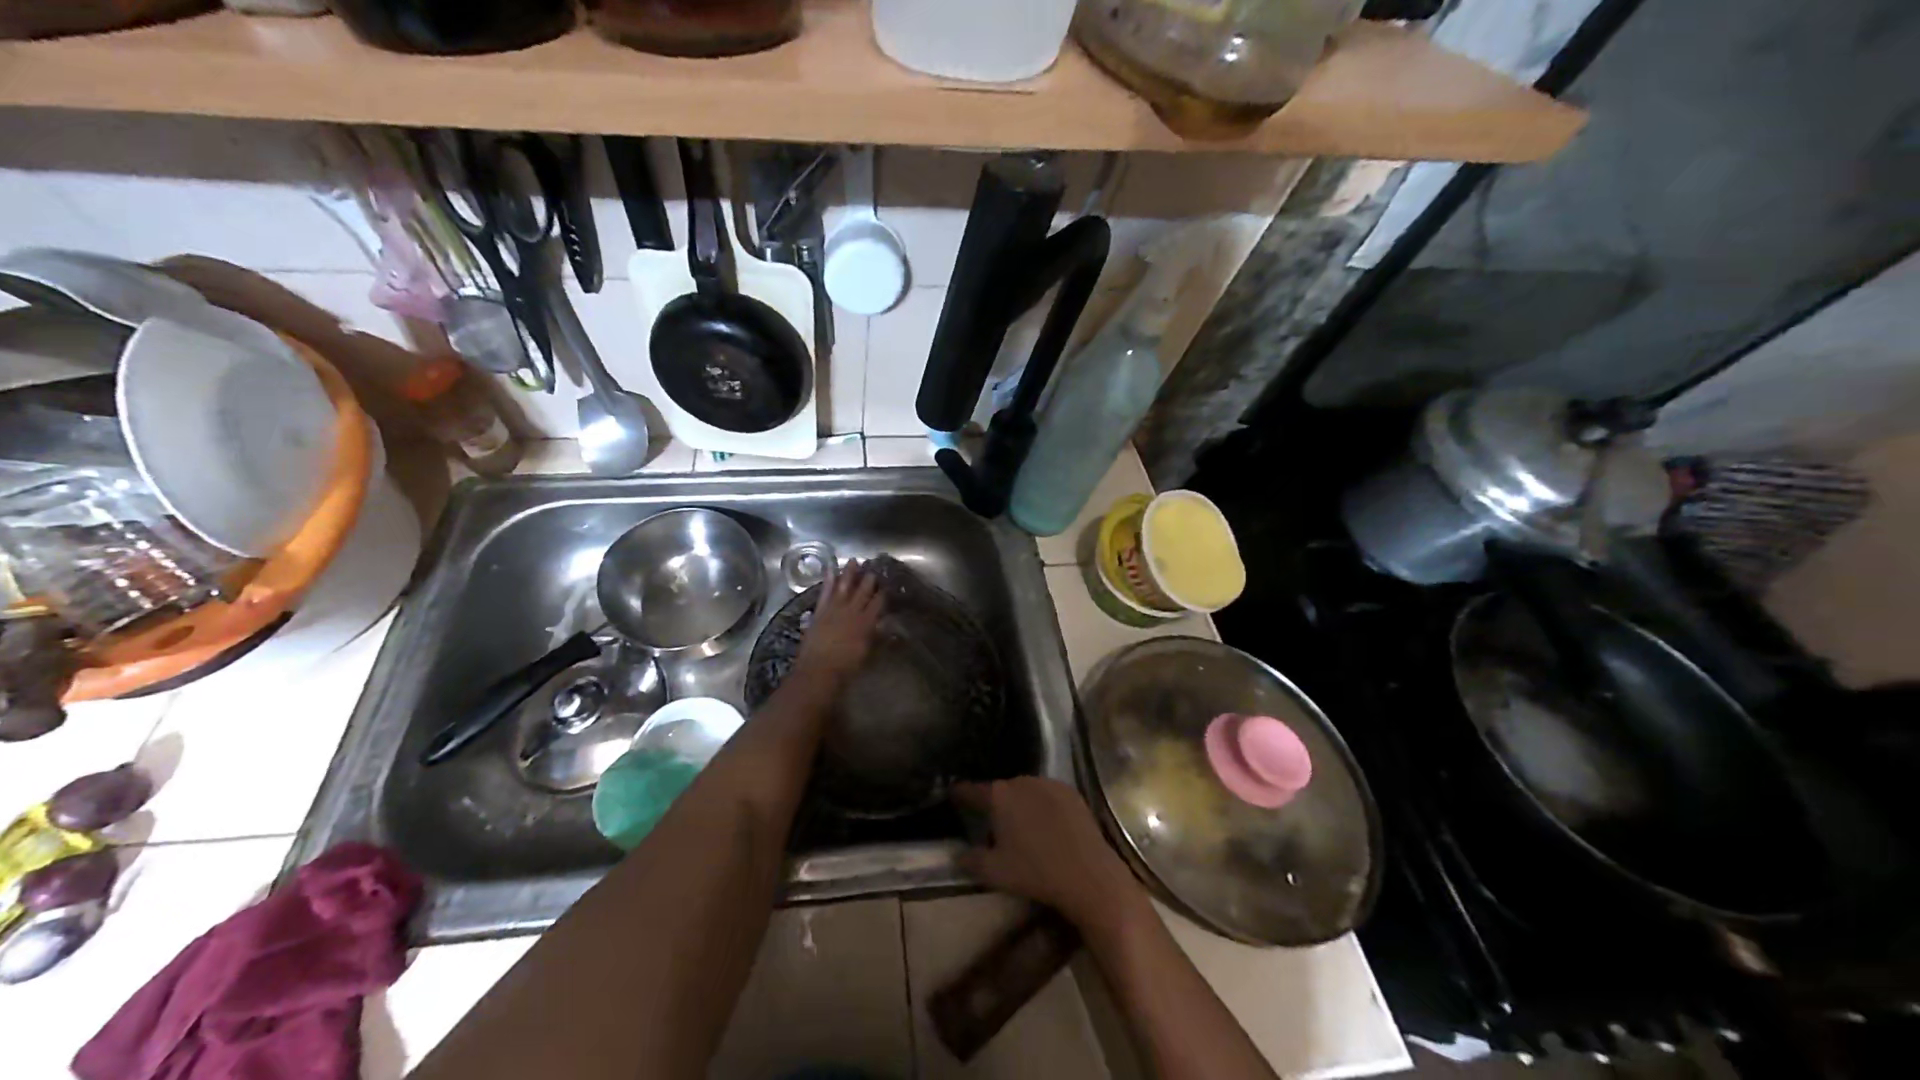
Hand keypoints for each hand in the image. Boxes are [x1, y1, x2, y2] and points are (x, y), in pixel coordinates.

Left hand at [793, 560, 883, 685]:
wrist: (819, 670)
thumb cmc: (847, 667)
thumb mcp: (868, 654)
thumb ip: (878, 639)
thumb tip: (889, 628)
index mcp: (867, 622)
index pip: (878, 603)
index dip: (883, 593)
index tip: (887, 585)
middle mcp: (852, 611)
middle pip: (863, 591)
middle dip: (869, 579)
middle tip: (872, 567)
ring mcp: (834, 609)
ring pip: (844, 586)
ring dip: (849, 573)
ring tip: (854, 560)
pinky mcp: (820, 611)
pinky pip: (825, 592)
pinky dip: (828, 581)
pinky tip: (830, 570)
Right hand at [954, 777, 1150, 936]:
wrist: (1088, 875)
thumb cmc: (1035, 872)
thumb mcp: (994, 873)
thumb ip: (970, 860)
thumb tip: (958, 855)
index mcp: (999, 796)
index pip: (971, 790)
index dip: (960, 794)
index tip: (953, 794)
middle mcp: (1022, 782)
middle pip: (1001, 790)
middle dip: (996, 805)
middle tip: (994, 827)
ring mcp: (1049, 784)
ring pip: (1026, 791)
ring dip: (1020, 804)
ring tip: (1023, 828)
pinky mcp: (1072, 792)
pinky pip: (1048, 795)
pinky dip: (1043, 806)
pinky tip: (1048, 827)